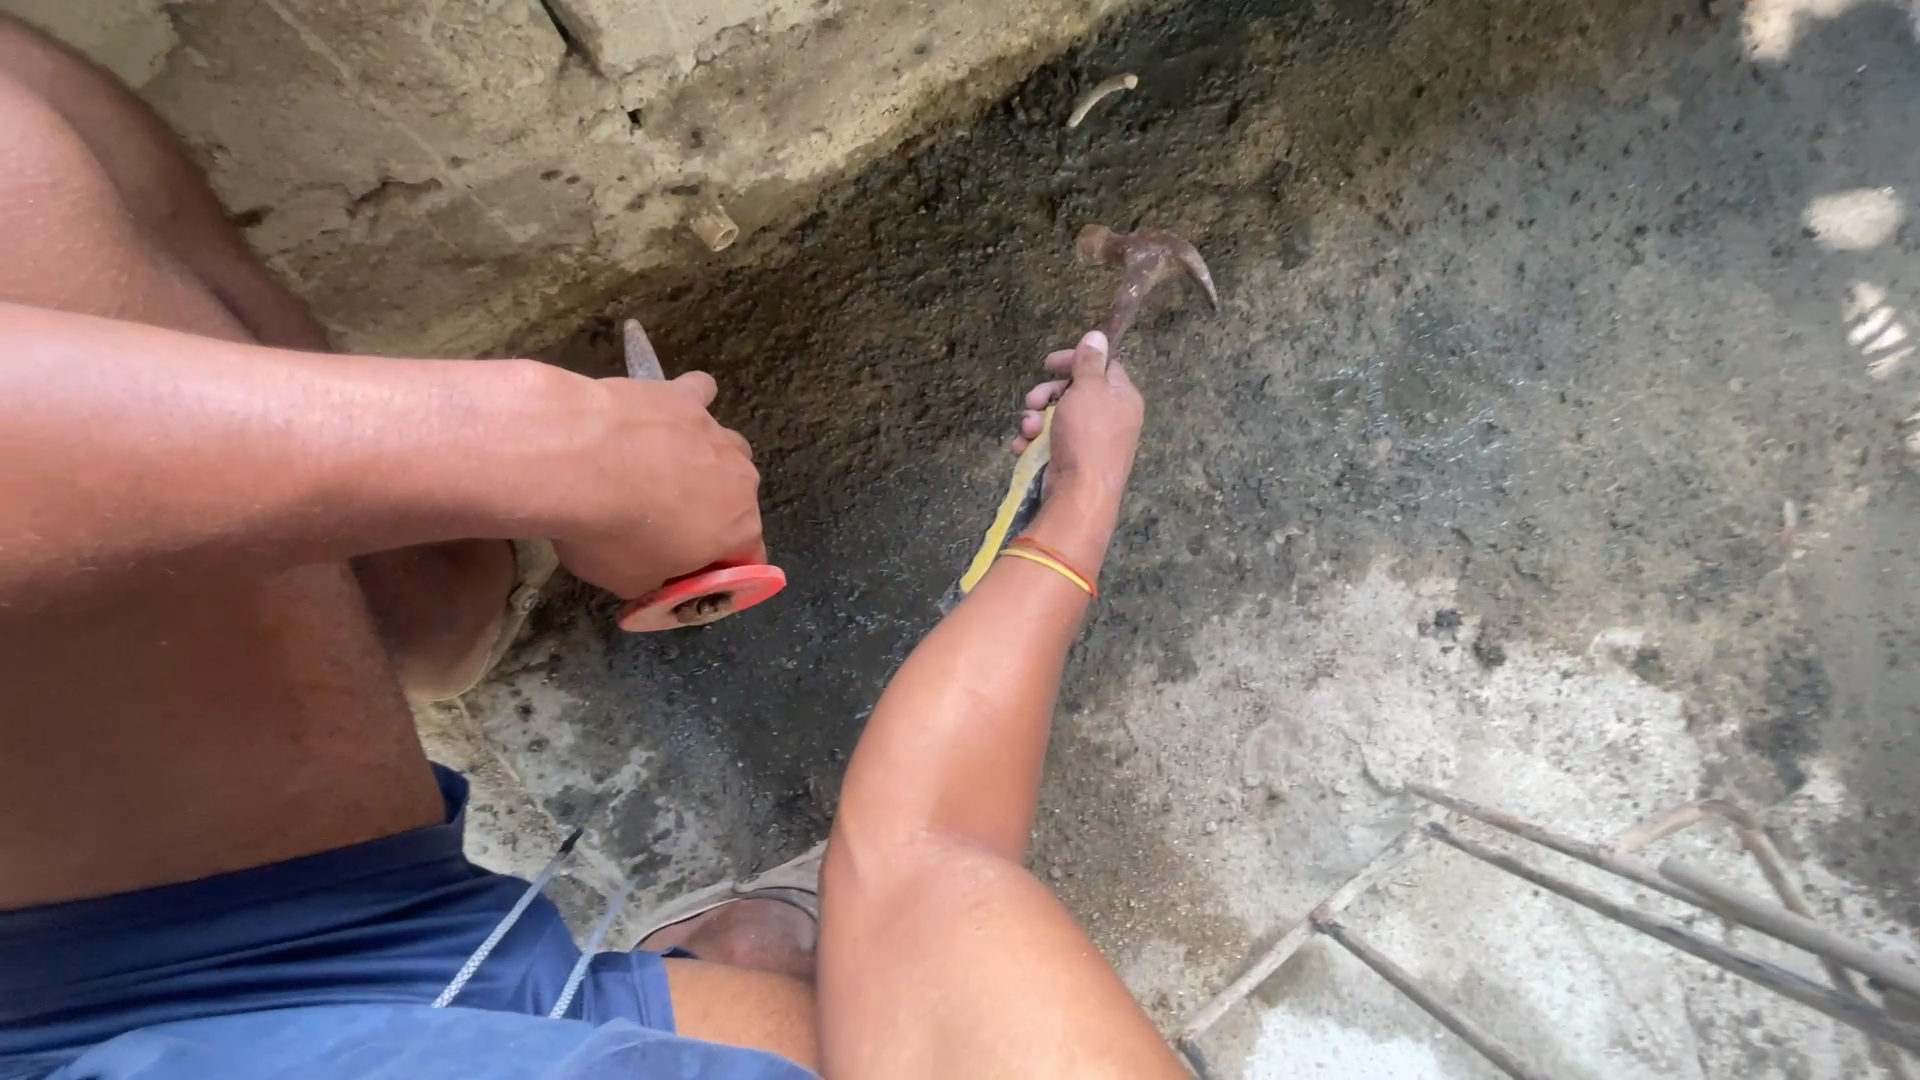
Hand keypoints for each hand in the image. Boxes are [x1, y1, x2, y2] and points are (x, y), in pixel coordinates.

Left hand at [549, 370, 764, 597]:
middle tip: (664, 524)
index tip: (687, 574)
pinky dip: (689, 404)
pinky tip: (668, 409)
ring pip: (725, 451)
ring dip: (704, 463)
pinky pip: (698, 395)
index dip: (719, 571)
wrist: (574, 459)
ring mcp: (715, 433)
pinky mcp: (684, 396)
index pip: (748, 559)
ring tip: (659, 469)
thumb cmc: (609, 531)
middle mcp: (741, 479)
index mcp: (740, 529)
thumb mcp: (631, 582)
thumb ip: (658, 580)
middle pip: (738, 502)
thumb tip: (655, 573)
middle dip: (712, 514)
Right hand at [1013, 330, 1142, 571]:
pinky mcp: (1068, 460)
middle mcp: (1108, 418)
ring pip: (1054, 417)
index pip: (1102, 366)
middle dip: (1046, 394)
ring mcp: (1087, 441)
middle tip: (1033, 401)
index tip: (1049, 363)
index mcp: (1121, 398)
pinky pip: (1047, 441)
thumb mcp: (1089, 389)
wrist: (1079, 493)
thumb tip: (1098, 335)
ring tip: (1029, 430)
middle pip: (1073, 391)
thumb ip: (1090, 362)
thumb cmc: (1088, 435)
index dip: (1075, 361)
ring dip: (1034, 419)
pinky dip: (1032, 442)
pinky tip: (1023, 448)